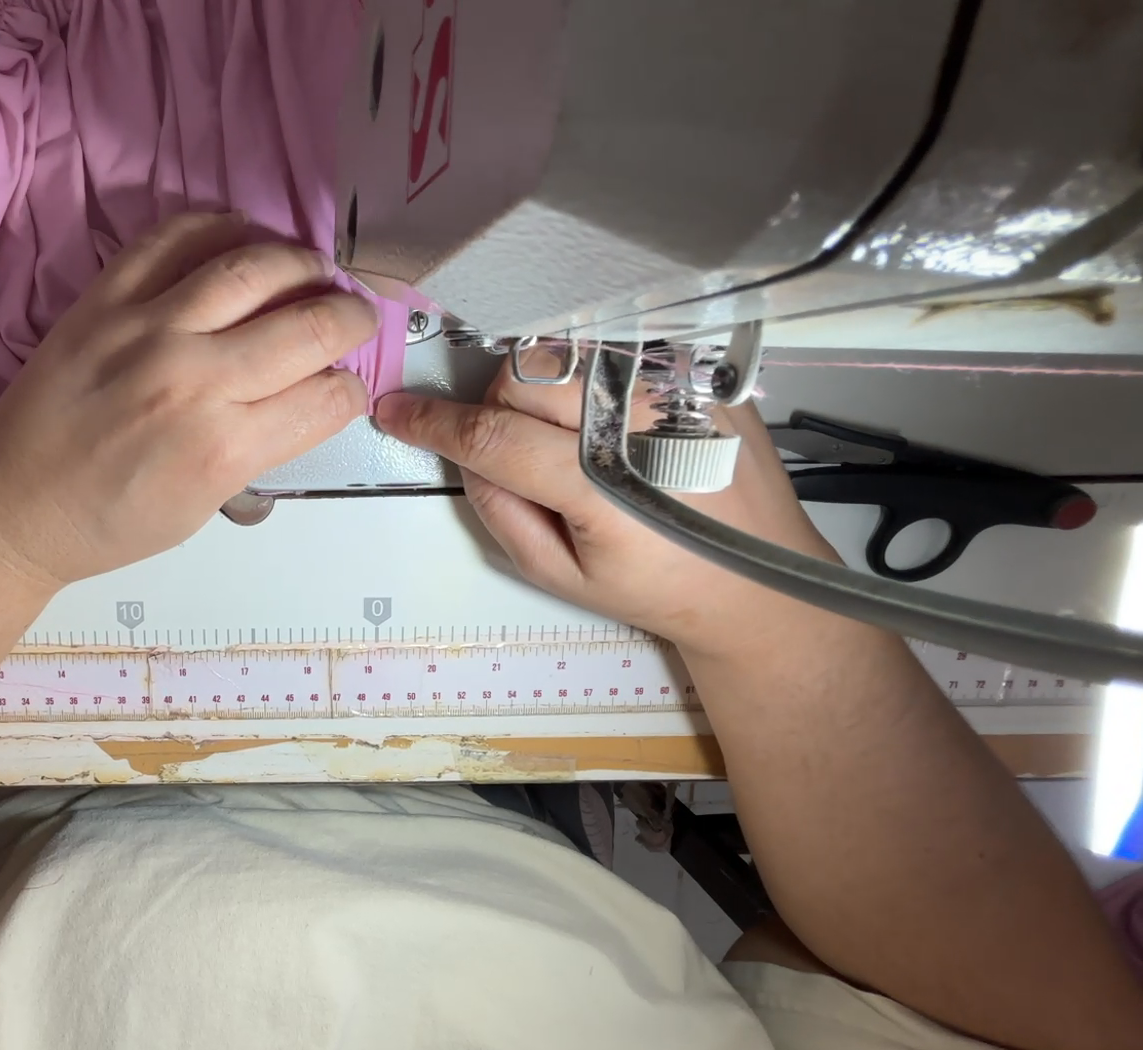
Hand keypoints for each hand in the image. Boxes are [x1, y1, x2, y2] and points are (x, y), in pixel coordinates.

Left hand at [0, 212, 376, 586]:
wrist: (14, 507)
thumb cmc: (109, 524)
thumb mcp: (203, 507)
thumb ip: (262, 448)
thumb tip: (310, 398)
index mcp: (224, 448)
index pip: (325, 398)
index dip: (351, 389)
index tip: (348, 385)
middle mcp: (194, 378)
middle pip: (310, 326)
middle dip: (352, 319)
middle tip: (356, 318)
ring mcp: (147, 328)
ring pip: (256, 268)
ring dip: (305, 264)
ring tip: (316, 273)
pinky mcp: (104, 299)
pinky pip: (177, 237)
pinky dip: (224, 228)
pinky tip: (246, 242)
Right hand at [375, 347, 846, 663]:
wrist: (764, 581)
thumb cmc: (655, 588)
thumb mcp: (557, 574)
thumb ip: (500, 510)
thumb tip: (468, 454)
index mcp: (606, 487)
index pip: (495, 437)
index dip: (434, 423)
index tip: (395, 411)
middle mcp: (645, 424)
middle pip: (524, 377)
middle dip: (497, 406)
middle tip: (516, 449)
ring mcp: (681, 390)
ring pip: (564, 352)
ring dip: (537, 387)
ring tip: (564, 435)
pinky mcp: (702, 376)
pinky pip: (611, 351)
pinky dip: (583, 378)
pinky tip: (603, 419)